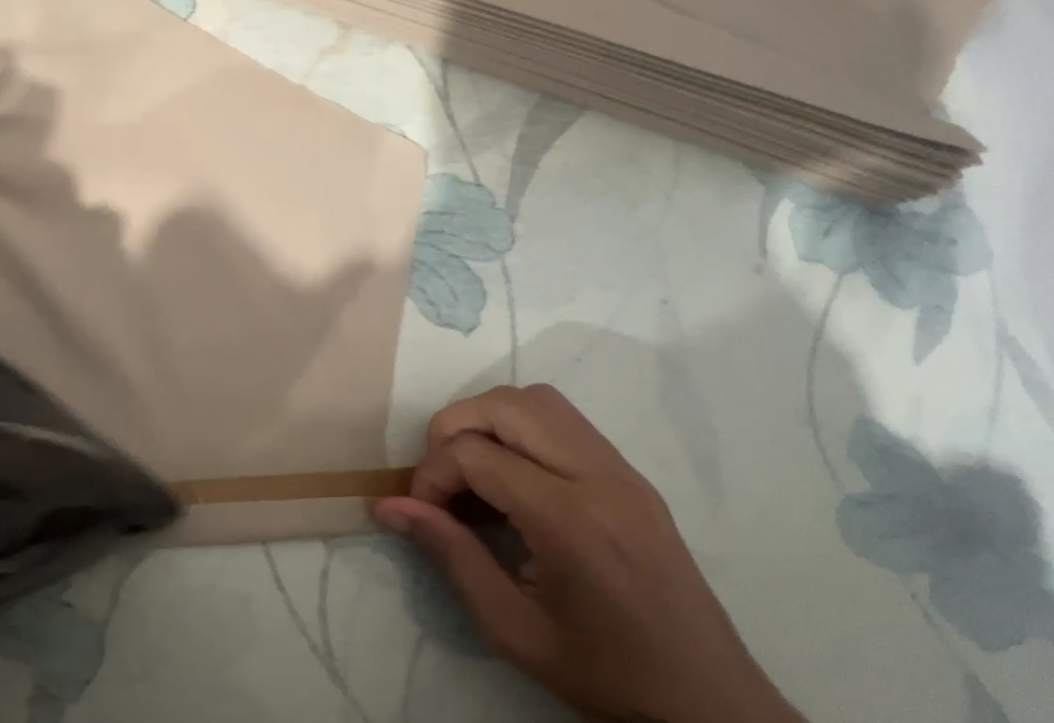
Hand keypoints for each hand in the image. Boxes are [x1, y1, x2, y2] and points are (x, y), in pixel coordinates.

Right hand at [375, 385, 801, 722]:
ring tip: (476, 475)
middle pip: (505, 404)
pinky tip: (515, 482)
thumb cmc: (603, 670)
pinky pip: (565, 422)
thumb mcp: (512, 628)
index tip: (423, 516)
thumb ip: (449, 554)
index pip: (474, 453)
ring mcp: (623, 471)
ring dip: (490, 422)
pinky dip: (523, 432)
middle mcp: (600, 478)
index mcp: (571, 520)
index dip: (430, 476)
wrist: (705, 701)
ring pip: (537, 400)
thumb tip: (388, 506)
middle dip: (454, 429)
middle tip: (442, 481)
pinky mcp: (632, 477)